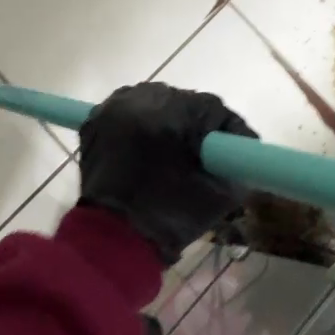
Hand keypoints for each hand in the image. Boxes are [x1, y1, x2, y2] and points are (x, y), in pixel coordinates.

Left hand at [76, 83, 257, 264]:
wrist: (115, 235)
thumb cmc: (172, 215)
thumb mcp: (221, 191)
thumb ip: (240, 159)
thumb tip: (240, 142)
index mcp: (171, 115)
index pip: (210, 106)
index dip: (224, 129)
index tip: (226, 151)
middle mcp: (138, 100)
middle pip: (179, 99)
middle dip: (192, 123)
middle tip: (196, 154)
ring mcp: (112, 107)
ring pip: (151, 100)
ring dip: (164, 119)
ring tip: (167, 151)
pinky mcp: (94, 119)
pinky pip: (125, 109)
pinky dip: (137, 122)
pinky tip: (143, 145)